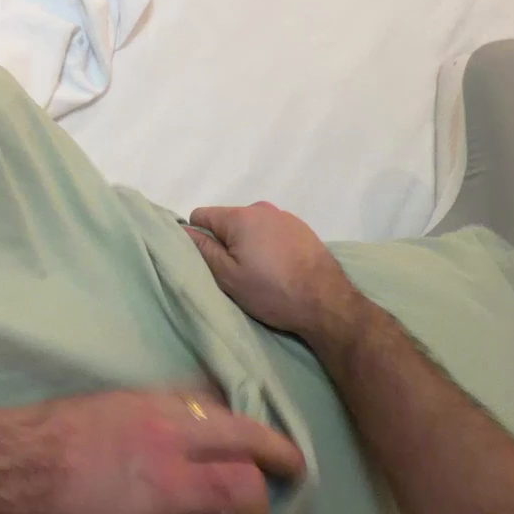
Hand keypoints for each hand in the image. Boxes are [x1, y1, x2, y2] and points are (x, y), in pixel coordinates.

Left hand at [15, 388, 302, 513]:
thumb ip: (185, 513)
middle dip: (272, 447)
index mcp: (170, 480)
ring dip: (237, 420)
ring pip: (210, 402)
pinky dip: (203, 402)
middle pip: (238, 430)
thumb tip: (214, 508)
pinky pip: (179, 390)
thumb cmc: (73, 510)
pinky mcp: (127, 392)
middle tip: (292, 462)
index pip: (243, 484)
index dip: (261, 504)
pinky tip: (205, 414)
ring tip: (253, 438)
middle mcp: (166, 434)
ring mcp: (146, 405)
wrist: (23, 461)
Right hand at [186, 203, 365, 346]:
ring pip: (251, 226)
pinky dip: (270, 244)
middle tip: (240, 272)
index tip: (214, 262)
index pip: (201, 216)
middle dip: (227, 241)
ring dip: (250, 243)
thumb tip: (183, 229)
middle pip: (227, 221)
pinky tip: (282, 267)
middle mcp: (261, 208)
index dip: (201, 238)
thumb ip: (202, 249)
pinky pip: (272, 231)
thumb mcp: (228, 276)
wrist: (330, 305)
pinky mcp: (302, 228)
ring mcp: (285, 216)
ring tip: (264, 272)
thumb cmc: (273, 291)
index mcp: (239, 216)